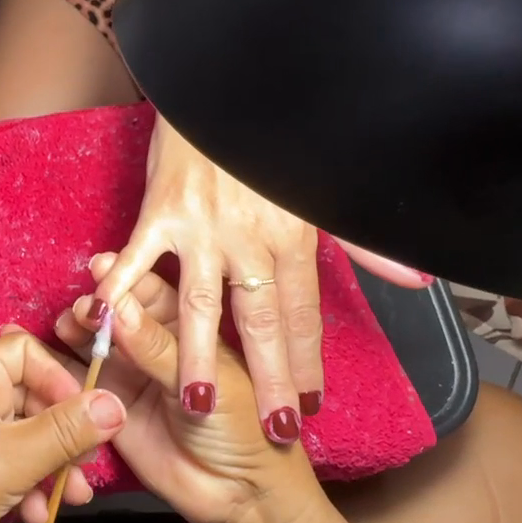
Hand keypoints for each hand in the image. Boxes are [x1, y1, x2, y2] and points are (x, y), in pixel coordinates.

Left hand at [0, 332, 126, 522]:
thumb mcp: (15, 457)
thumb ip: (67, 431)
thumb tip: (117, 402)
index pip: (24, 352)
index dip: (57, 376)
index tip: (85, 414)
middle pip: (33, 399)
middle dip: (66, 434)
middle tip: (89, 464)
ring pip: (28, 440)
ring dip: (54, 468)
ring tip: (74, 499)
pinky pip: (13, 470)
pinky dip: (30, 489)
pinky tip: (35, 517)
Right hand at [54, 266, 323, 522]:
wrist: (236, 495)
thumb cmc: (240, 426)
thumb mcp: (205, 379)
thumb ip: (157, 346)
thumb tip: (117, 305)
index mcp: (184, 326)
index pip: (149, 292)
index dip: (126, 278)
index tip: (102, 267)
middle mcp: (150, 344)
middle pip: (113, 313)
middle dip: (95, 304)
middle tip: (83, 308)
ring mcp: (125, 372)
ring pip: (91, 341)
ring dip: (75, 329)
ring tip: (67, 327)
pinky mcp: (103, 403)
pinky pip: (75, 378)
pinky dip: (55, 364)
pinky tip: (41, 352)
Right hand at [99, 115, 426, 441]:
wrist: (224, 93)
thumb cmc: (265, 148)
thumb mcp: (319, 192)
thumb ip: (362, 245)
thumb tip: (416, 283)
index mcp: (291, 237)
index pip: (304, 312)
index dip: (308, 361)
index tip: (308, 406)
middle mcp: (250, 239)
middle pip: (261, 318)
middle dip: (269, 375)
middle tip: (274, 429)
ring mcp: (201, 228)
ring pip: (201, 301)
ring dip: (198, 352)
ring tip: (196, 400)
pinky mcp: (159, 212)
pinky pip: (139, 257)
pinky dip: (122, 287)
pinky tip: (106, 320)